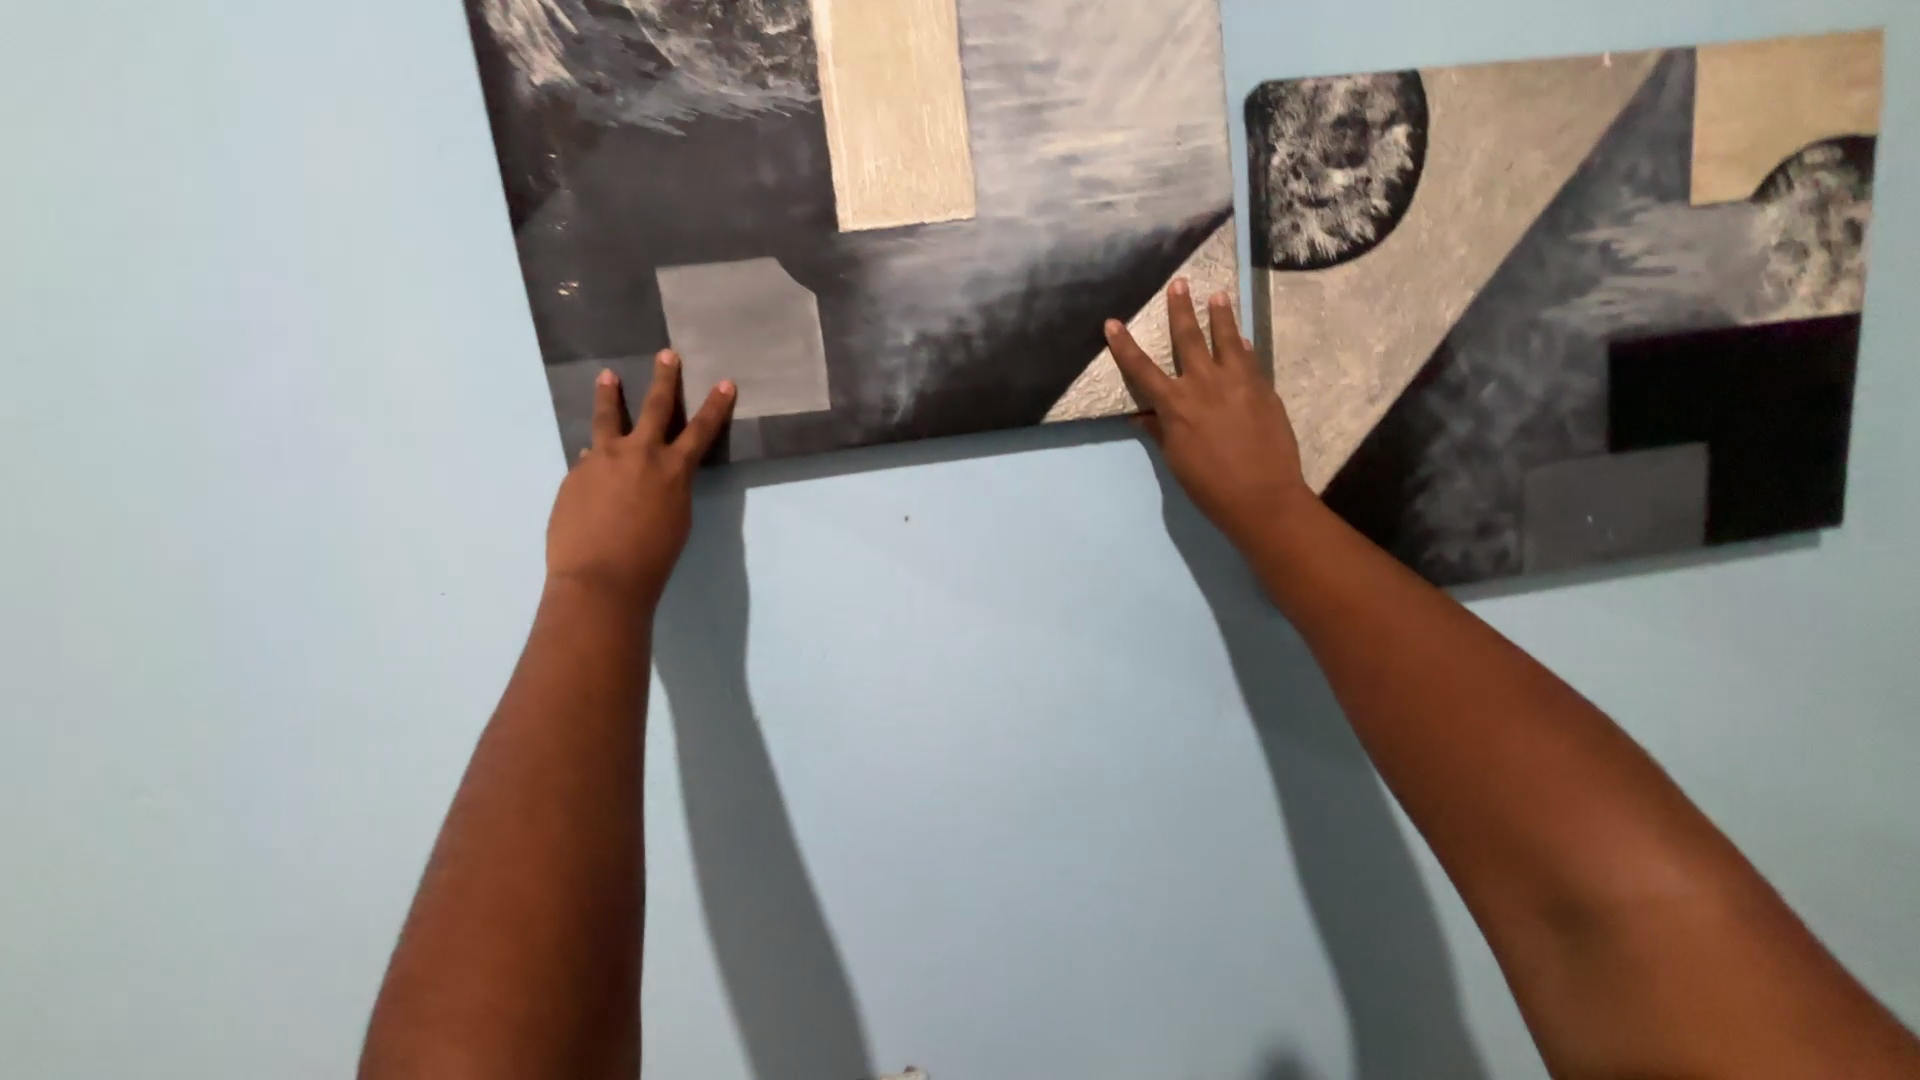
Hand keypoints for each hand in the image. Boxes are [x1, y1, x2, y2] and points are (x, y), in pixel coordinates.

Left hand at [545, 351, 735, 612]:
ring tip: (607, 376)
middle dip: (664, 379)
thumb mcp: (675, 519)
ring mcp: (603, 460)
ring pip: (607, 417)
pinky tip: (592, 462)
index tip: (725, 382)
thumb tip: (645, 471)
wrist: (601, 576)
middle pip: (655, 407)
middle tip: (667, 354)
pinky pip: (588, 459)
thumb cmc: (652, 558)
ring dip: (609, 394)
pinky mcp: (575, 474)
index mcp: (674, 470)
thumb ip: (666, 488)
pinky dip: (594, 457)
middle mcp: (640, 454)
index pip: (701, 430)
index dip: (716, 406)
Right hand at [1106, 282, 1316, 551]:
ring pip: (1227, 339)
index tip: (1112, 323)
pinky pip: (1250, 359)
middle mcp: (1204, 384)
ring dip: (1220, 315)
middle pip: (1188, 338)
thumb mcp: (1176, 460)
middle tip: (1179, 284)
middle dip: (1180, 310)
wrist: (1262, 497)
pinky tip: (1242, 337)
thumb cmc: (1210, 486)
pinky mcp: (1264, 389)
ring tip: (1218, 294)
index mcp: (1175, 405)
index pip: (1142, 369)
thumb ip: (1161, 431)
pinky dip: (1243, 346)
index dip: (1125, 345)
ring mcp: (1238, 382)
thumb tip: (1143, 415)